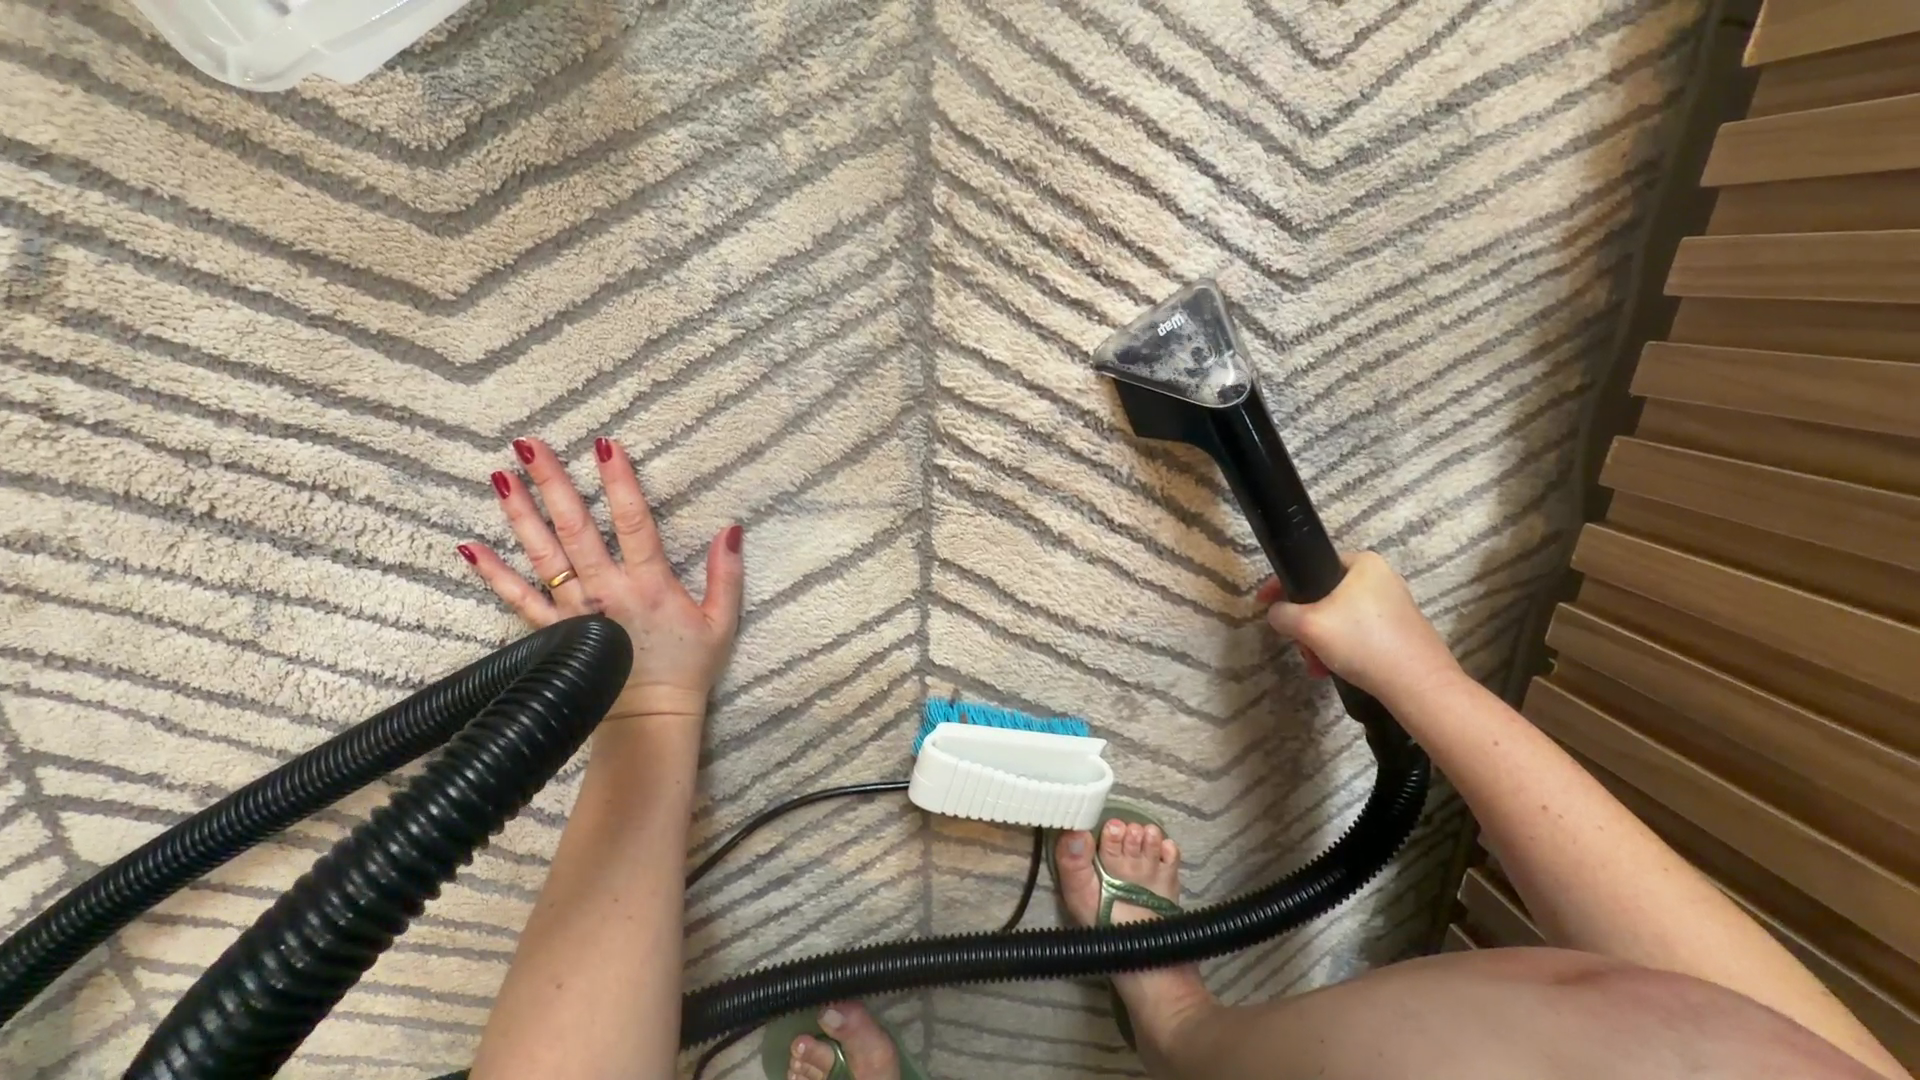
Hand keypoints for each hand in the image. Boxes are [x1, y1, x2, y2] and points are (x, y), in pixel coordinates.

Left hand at [458, 436, 742, 722]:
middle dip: (553, 483)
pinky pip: (518, 600)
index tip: (604, 444)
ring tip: (500, 476)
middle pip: (575, 528)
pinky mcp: (553, 632)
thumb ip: (725, 574)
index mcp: (648, 585)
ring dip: (520, 514)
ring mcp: (574, 611)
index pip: (633, 523)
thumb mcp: (721, 621)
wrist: (651, 718)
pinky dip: (493, 575)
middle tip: (529, 445)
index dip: (619, 482)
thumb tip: (732, 529)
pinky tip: (469, 548)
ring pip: (542, 555)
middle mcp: (605, 591)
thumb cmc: (688, 667)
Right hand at [1257, 551, 1460, 706]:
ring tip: (1317, 666)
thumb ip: (1282, 613)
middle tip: (1299, 647)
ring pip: (1338, 618)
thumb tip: (1277, 614)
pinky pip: (1357, 632)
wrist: (1418, 684)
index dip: (1281, 586)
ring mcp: (1393, 604)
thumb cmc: (1361, 642)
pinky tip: (1334, 670)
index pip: (1310, 567)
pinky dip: (1341, 649)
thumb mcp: (1307, 625)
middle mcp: (1381, 577)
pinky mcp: (1400, 629)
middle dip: (1305, 626)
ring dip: (1320, 642)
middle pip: (1323, 597)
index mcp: (1363, 563)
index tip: (1263, 604)